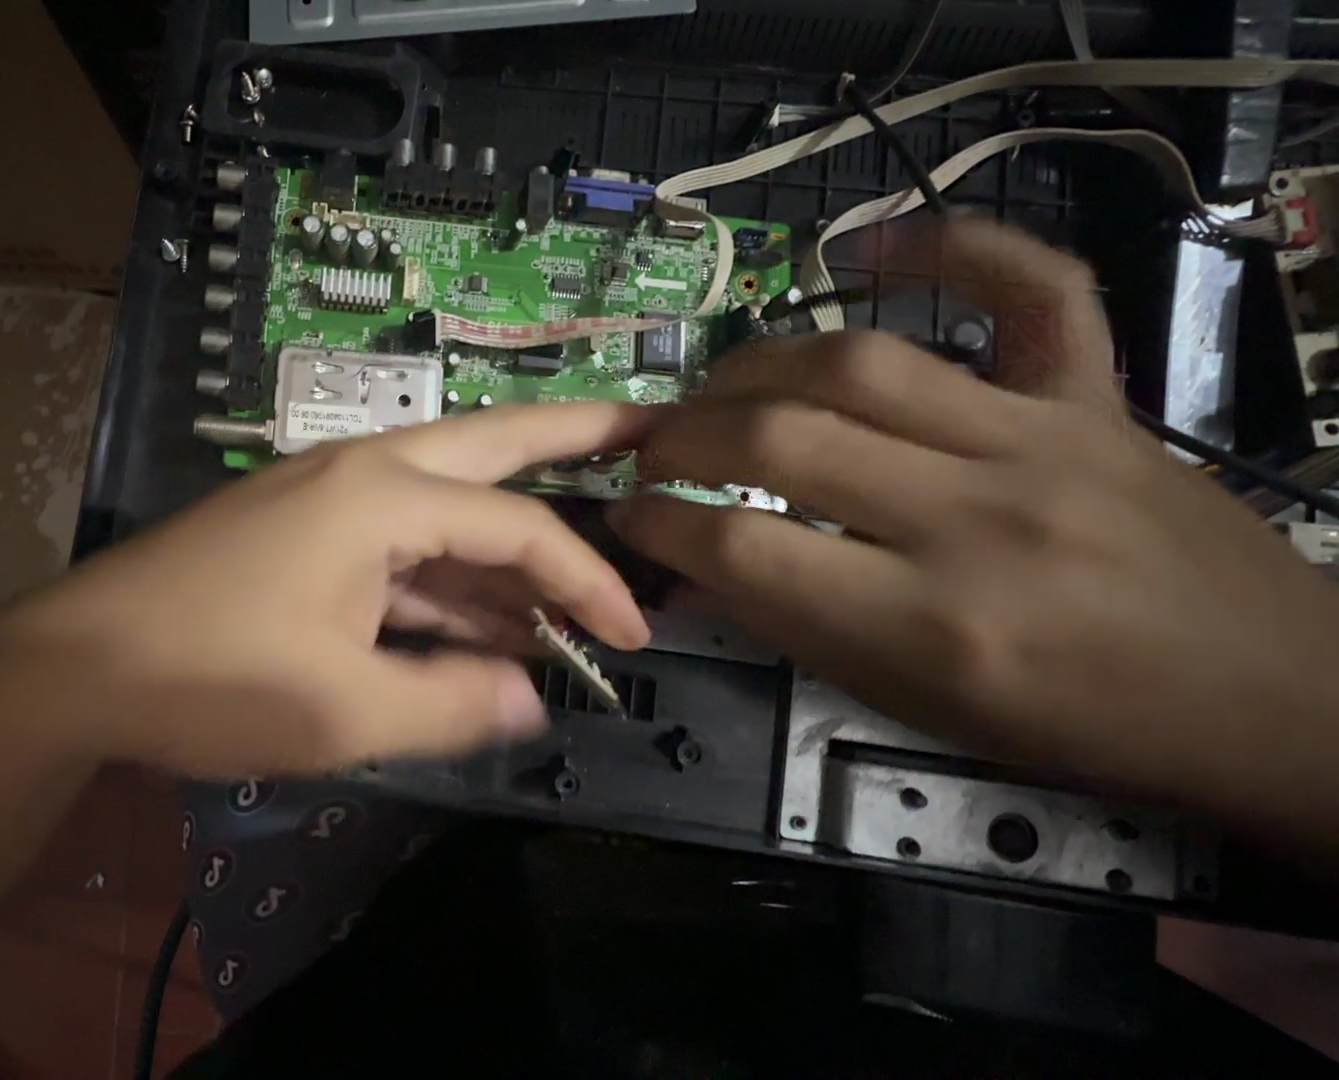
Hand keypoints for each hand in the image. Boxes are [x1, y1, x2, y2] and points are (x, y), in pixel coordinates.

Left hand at [0, 402, 651, 776]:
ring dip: (503, 550)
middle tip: (646, 425)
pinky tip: (479, 623)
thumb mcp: (344, 709)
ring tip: (570, 595)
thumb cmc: (211, 680)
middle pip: (490, 446)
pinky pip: (396, 548)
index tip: (633, 639)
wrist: (74, 668)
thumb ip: (452, 703)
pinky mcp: (299, 534)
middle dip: (573, 437)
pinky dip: (443, 581)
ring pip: (443, 509)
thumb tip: (532, 702)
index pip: (518, 530)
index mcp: (381, 497)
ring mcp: (324, 499)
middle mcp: (360, 473)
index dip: (585, 585)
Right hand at [608, 218, 1338, 836]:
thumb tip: (683, 572)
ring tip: (712, 390)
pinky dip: (948, 249)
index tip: (626, 515)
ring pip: (858, 362)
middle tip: (651, 452)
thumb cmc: (1072, 725)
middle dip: (681, 439)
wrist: (1274, 702)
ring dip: (750, 366)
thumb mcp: (907, 704)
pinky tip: (865, 252)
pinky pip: (1031, 290)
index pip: (742, 551)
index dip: (658, 527)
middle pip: (781, 439)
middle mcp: (979, 518)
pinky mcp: (1097, 397)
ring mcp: (1045, 439)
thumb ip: (786, 627)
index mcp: (931, 623)